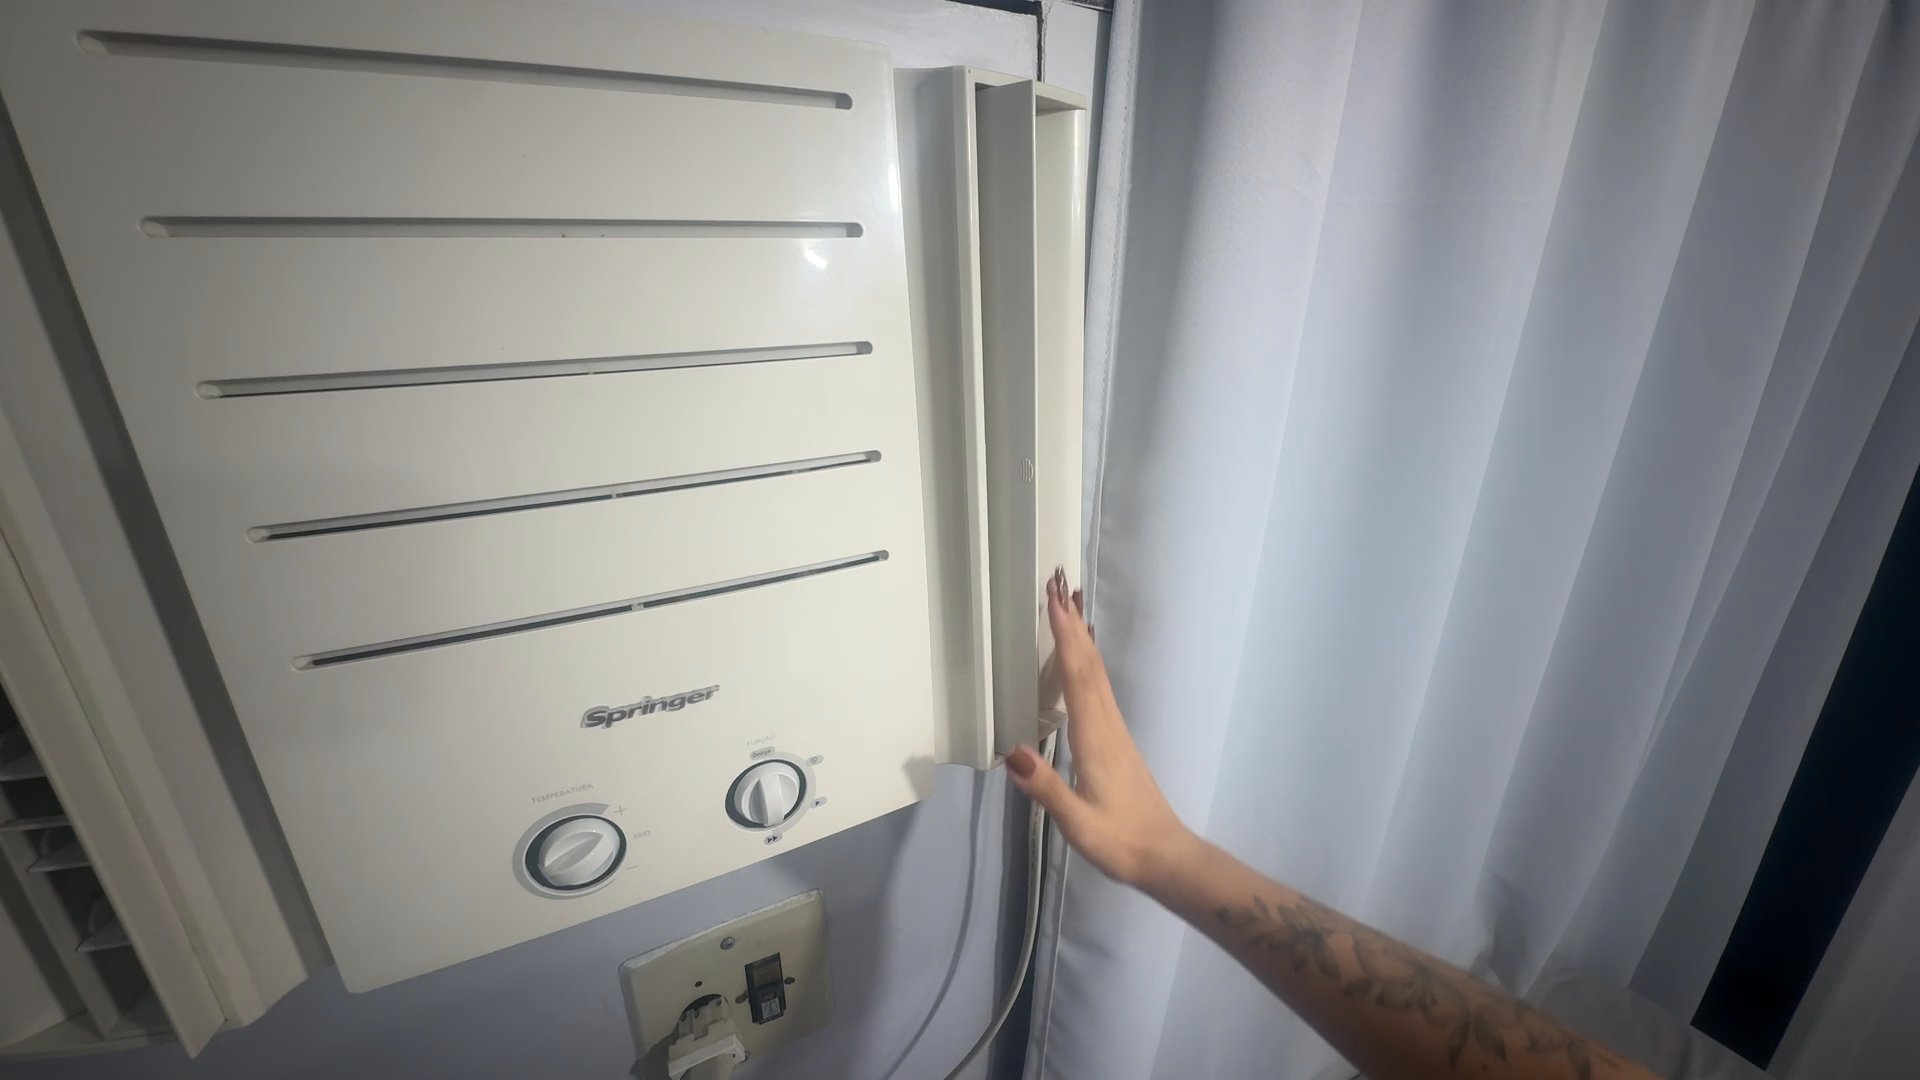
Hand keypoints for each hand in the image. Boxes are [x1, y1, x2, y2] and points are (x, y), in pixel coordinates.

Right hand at [1005, 573, 1197, 888]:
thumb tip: (1012, 751)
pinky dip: (1089, 660)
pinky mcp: (1117, 738)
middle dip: (1072, 624)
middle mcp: (1107, 724)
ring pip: (1096, 671)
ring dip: (1081, 636)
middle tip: (1058, 586)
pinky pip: (1100, 686)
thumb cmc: (1121, 840)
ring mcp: (1115, 729)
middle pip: (1089, 664)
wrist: (1168, 856)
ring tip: (1068, 607)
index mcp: (1095, 737)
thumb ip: (1046, 787)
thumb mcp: (1078, 823)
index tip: (1052, 602)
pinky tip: (1085, 657)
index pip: (1077, 677)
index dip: (1065, 638)